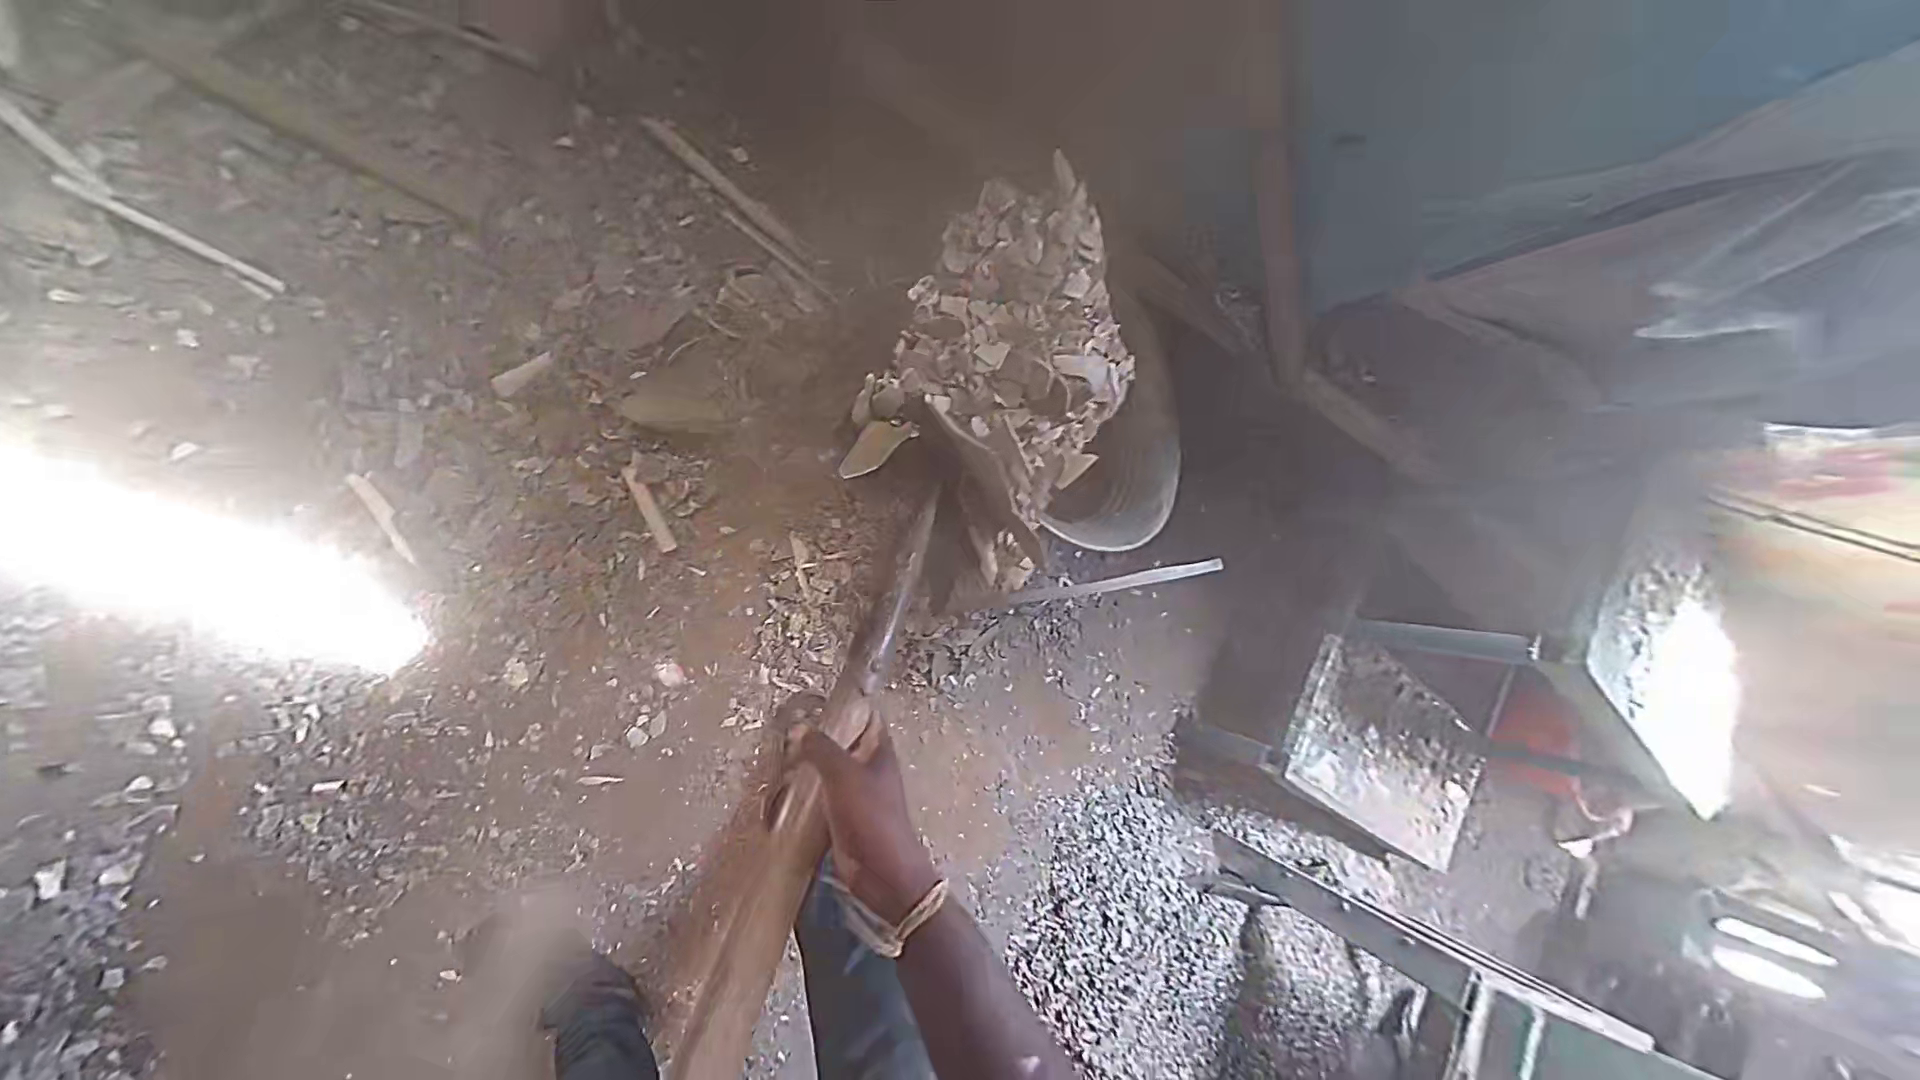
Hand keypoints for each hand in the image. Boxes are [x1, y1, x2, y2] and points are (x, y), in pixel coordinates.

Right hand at [787, 712, 939, 924]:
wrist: (882, 872)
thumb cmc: (870, 816)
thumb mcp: (844, 775)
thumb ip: (822, 749)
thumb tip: (799, 726)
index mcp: (879, 750)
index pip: (865, 716)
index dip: (846, 705)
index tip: (815, 700)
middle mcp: (869, 767)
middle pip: (845, 742)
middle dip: (820, 735)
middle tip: (787, 726)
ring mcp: (856, 792)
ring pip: (831, 768)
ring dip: (810, 762)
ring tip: (779, 752)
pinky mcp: (842, 815)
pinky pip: (822, 793)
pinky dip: (806, 788)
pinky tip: (783, 786)